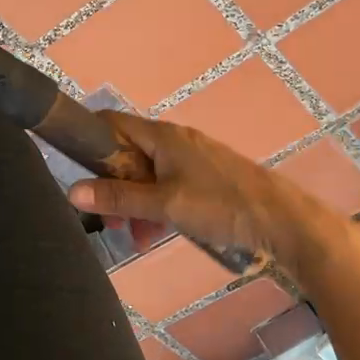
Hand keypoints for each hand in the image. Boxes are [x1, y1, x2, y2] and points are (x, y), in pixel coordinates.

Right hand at [67, 110, 333, 265]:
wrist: (288, 222)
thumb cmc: (221, 205)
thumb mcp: (164, 205)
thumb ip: (118, 199)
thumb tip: (71, 190)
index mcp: (161, 136)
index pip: (110, 121)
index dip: (88, 138)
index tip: (75, 167)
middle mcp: (175, 140)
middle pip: (128, 154)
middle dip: (114, 186)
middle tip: (110, 220)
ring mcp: (194, 159)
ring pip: (150, 175)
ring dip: (137, 203)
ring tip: (139, 238)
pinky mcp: (209, 178)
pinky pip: (170, 185)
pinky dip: (160, 206)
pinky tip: (161, 235)